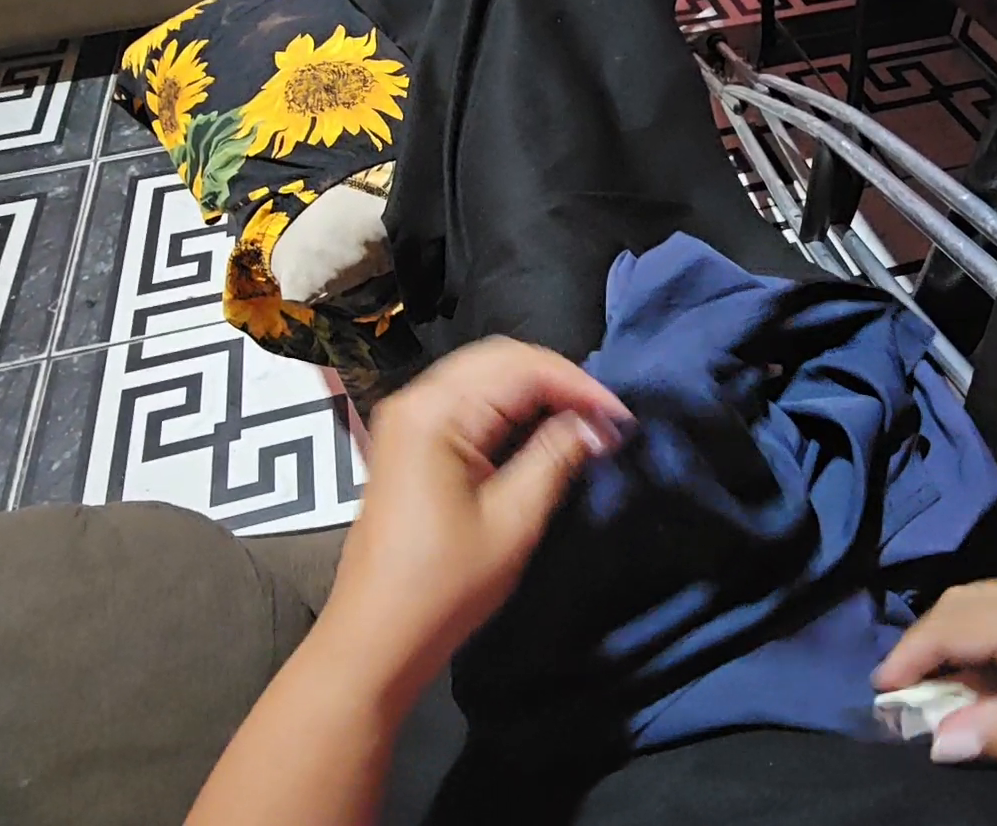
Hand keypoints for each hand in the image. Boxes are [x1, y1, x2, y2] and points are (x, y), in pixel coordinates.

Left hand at [316, 337, 631, 706]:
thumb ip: (555, 457)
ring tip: (582, 419)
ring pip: (486, 373)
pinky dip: (511, 403)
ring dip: (537, 389)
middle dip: (559, 379)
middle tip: (603, 415)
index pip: (520, 368)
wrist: (376, 637)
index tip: (620, 416)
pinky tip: (541, 426)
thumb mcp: (512, 521)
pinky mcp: (412, 436)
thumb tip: (597, 424)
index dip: (578, 385)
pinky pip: (470, 397)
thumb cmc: (444, 586)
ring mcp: (410, 415)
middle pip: (501, 358)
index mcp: (436, 412)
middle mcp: (417, 399)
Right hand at [874, 580, 996, 824]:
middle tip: (909, 693)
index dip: (908, 655)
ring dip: (960, 640)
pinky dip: (993, 640)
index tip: (878, 692)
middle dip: (928, 642)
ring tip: (951, 692)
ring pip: (991, 603)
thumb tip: (937, 737)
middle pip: (963, 603)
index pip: (950, 625)